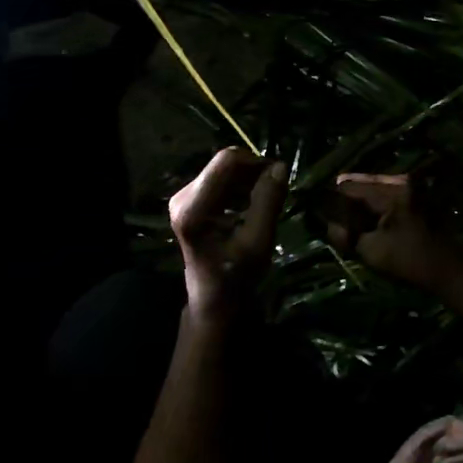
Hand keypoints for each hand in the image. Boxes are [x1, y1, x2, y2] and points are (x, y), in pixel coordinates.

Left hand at [168, 147, 287, 321]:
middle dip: (254, 172)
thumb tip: (280, 166)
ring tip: (266, 200)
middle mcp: (183, 196)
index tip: (280, 176)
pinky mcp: (190, 201)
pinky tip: (252, 206)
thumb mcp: (258, 242)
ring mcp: (184, 198)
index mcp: (194, 207)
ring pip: (224, 170)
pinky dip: (240, 188)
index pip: (227, 161)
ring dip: (249, 180)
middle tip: (277, 190)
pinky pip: (220, 180)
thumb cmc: (236, 277)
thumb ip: (268, 202)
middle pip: (225, 164)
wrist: (214, 301)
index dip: (257, 162)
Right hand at [326, 173, 462, 292]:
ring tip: (348, 223)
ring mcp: (411, 187)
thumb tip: (327, 223)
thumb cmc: (410, 262)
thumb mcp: (370, 250)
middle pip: (361, 185)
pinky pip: (385, 196)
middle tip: (331, 217)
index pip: (349, 187)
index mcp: (391, 190)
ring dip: (358, 204)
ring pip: (372, 190)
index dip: (331, 200)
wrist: (450, 271)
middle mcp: (401, 181)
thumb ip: (344, 234)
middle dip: (344, 201)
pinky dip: (373, 207)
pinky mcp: (415, 196)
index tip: (318, 211)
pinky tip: (366, 223)